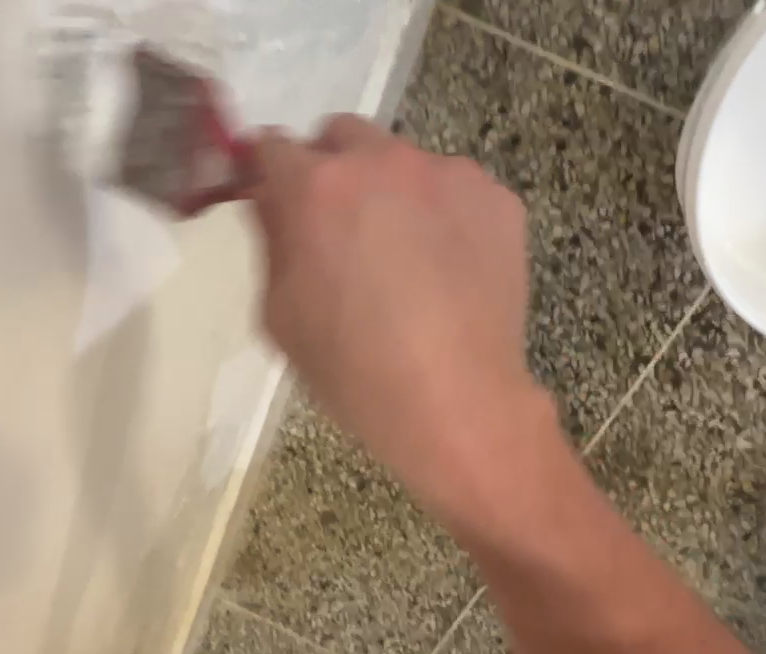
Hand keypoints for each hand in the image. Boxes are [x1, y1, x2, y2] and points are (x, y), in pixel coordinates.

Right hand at [247, 115, 553, 513]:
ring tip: (407, 263)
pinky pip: (455, 192)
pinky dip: (443, 218)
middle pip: (341, 137)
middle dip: (331, 172)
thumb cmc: (356, 373)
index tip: (276, 202)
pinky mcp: (497, 200)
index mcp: (317, 189)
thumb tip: (269, 202)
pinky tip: (449, 273)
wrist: (457, 404)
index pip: (272, 148)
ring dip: (392, 195)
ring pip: (403, 164)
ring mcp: (448, 175)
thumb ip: (270, 245)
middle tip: (341, 234)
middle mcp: (382, 162)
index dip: (268, 175)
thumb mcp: (282, 321)